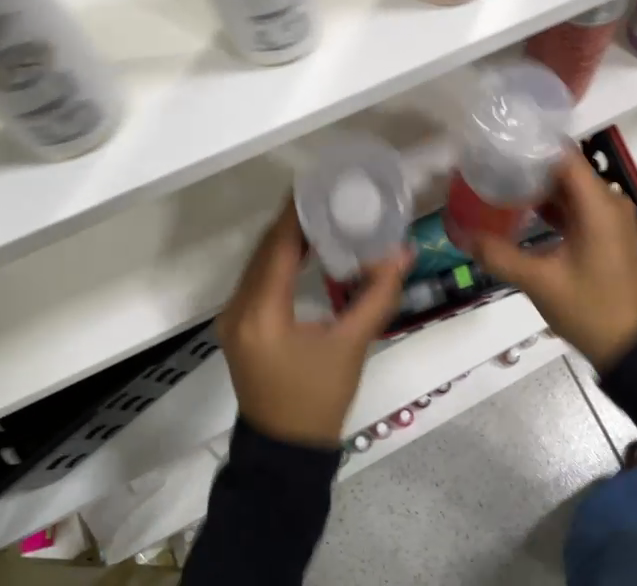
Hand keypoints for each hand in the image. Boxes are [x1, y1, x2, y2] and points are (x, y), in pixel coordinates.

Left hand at [217, 201, 412, 447]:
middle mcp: (238, 309)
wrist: (286, 452)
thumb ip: (377, 295)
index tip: (321, 186)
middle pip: (265, 250)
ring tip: (322, 215)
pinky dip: (280, 258)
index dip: (298, 215)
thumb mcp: (352, 346)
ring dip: (287, 238)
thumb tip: (403, 252)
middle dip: (295, 221)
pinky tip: (306, 250)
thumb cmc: (319, 399)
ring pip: (259, 262)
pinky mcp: (239, 326)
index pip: (279, 247)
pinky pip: (257, 278)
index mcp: (261, 313)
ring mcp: (233, 318)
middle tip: (329, 196)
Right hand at [467, 150, 636, 371]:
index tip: (499, 144)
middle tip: (491, 165)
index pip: (563, 155)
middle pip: (566, 169)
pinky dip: (553, 206)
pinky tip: (522, 211)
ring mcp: (610, 219)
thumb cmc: (589, 308)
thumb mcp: (539, 282)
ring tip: (500, 183)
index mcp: (599, 205)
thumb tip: (463, 235)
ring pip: (571, 189)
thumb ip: (499, 255)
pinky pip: (578, 207)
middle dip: (529, 166)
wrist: (630, 346)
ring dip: (540, 188)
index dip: (532, 146)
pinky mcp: (607, 234)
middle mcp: (609, 202)